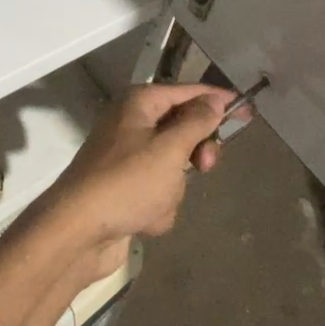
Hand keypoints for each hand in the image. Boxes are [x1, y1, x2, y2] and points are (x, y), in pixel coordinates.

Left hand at [43, 84, 234, 247]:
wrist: (76, 233)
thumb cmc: (125, 183)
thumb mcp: (169, 149)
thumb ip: (196, 122)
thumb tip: (213, 99)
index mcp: (139, 103)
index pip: (188, 92)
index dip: (218, 100)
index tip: (247, 110)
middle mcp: (132, 124)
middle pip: (183, 130)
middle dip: (194, 153)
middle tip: (205, 166)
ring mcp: (127, 159)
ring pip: (174, 167)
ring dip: (174, 189)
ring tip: (156, 203)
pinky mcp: (125, 190)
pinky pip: (158, 193)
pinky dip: (158, 207)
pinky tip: (144, 219)